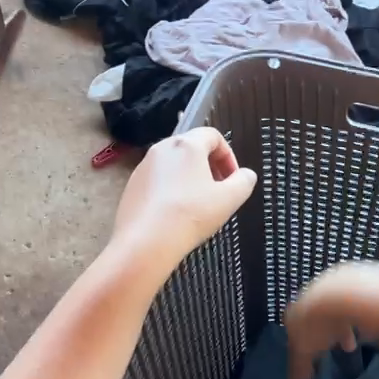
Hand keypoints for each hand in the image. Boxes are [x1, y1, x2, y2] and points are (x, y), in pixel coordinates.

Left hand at [111, 128, 256, 262]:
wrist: (145, 243)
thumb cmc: (190, 215)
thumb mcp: (229, 200)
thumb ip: (244, 182)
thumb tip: (246, 175)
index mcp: (187, 145)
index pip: (213, 136)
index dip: (229, 156)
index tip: (233, 179)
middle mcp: (162, 148)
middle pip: (192, 148)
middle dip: (210, 167)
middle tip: (219, 191)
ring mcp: (143, 166)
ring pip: (174, 164)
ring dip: (190, 178)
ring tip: (198, 205)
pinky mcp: (131, 185)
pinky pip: (158, 180)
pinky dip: (171, 189)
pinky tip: (175, 214)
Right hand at [282, 266, 366, 378]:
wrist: (342, 295)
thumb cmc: (317, 325)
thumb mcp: (305, 352)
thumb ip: (299, 370)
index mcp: (293, 314)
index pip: (293, 332)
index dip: (301, 347)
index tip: (310, 359)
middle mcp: (308, 299)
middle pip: (314, 319)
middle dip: (323, 335)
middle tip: (332, 349)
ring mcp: (330, 291)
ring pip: (333, 312)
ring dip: (341, 328)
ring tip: (352, 345)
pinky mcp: (351, 286)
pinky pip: (351, 307)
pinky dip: (354, 319)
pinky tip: (364, 330)